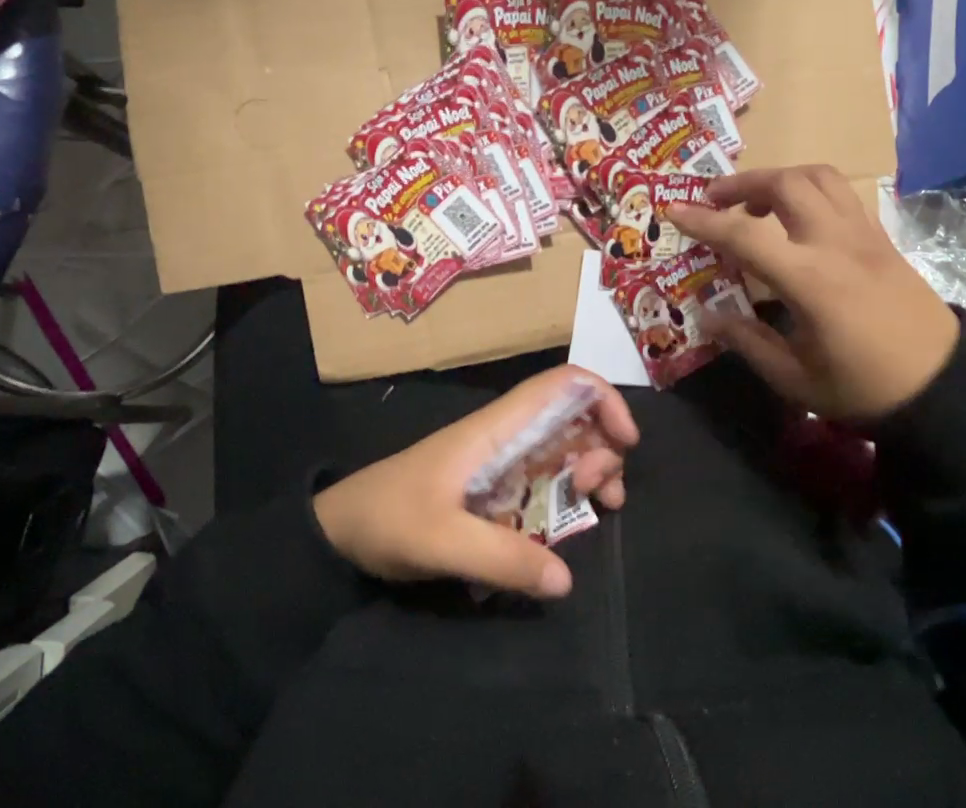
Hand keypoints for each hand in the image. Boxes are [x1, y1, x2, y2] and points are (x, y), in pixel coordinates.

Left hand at [313, 366, 637, 598]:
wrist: (339, 531)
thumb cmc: (388, 519)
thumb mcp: (442, 542)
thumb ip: (503, 559)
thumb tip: (567, 581)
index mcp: (497, 429)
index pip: (562, 385)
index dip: (603, 399)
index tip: (626, 442)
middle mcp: (506, 437)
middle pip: (575, 417)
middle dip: (603, 446)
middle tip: (597, 495)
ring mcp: (501, 462)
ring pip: (566, 447)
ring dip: (593, 470)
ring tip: (598, 508)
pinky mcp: (494, 489)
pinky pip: (546, 479)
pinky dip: (570, 493)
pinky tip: (573, 523)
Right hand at [665, 166, 958, 421]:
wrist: (942, 388)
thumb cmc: (863, 388)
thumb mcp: (795, 378)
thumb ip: (748, 342)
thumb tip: (709, 317)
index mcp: (811, 280)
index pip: (746, 235)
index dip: (704, 221)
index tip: (673, 210)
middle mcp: (837, 244)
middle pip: (787, 184)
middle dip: (742, 184)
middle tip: (714, 201)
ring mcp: (865, 236)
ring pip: (820, 177)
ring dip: (780, 178)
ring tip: (756, 203)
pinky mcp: (883, 240)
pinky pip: (841, 194)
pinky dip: (809, 190)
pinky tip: (796, 219)